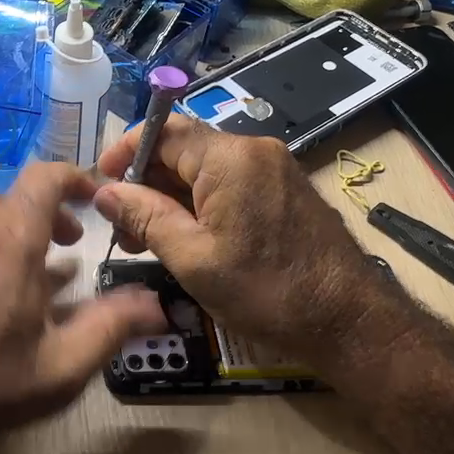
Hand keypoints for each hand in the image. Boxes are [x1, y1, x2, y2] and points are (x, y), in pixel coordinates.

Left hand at [0, 162, 165, 453]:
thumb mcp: (62, 364)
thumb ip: (113, 326)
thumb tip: (159, 305)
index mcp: (11, 237)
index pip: (45, 177)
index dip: (75, 177)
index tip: (96, 196)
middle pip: (15, 197)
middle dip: (48, 213)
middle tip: (69, 244)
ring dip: (16, 230)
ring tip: (35, 274)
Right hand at [94, 116, 412, 379]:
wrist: (352, 323)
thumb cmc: (268, 293)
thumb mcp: (194, 260)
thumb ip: (146, 218)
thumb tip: (106, 193)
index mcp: (229, 158)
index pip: (162, 130)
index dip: (125, 150)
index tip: (101, 181)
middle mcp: (254, 150)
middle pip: (182, 149)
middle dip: (146, 183)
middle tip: (123, 228)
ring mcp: (274, 169)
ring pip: (204, 169)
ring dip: (171, 198)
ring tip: (149, 241)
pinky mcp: (284, 191)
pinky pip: (229, 183)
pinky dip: (201, 204)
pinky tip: (186, 239)